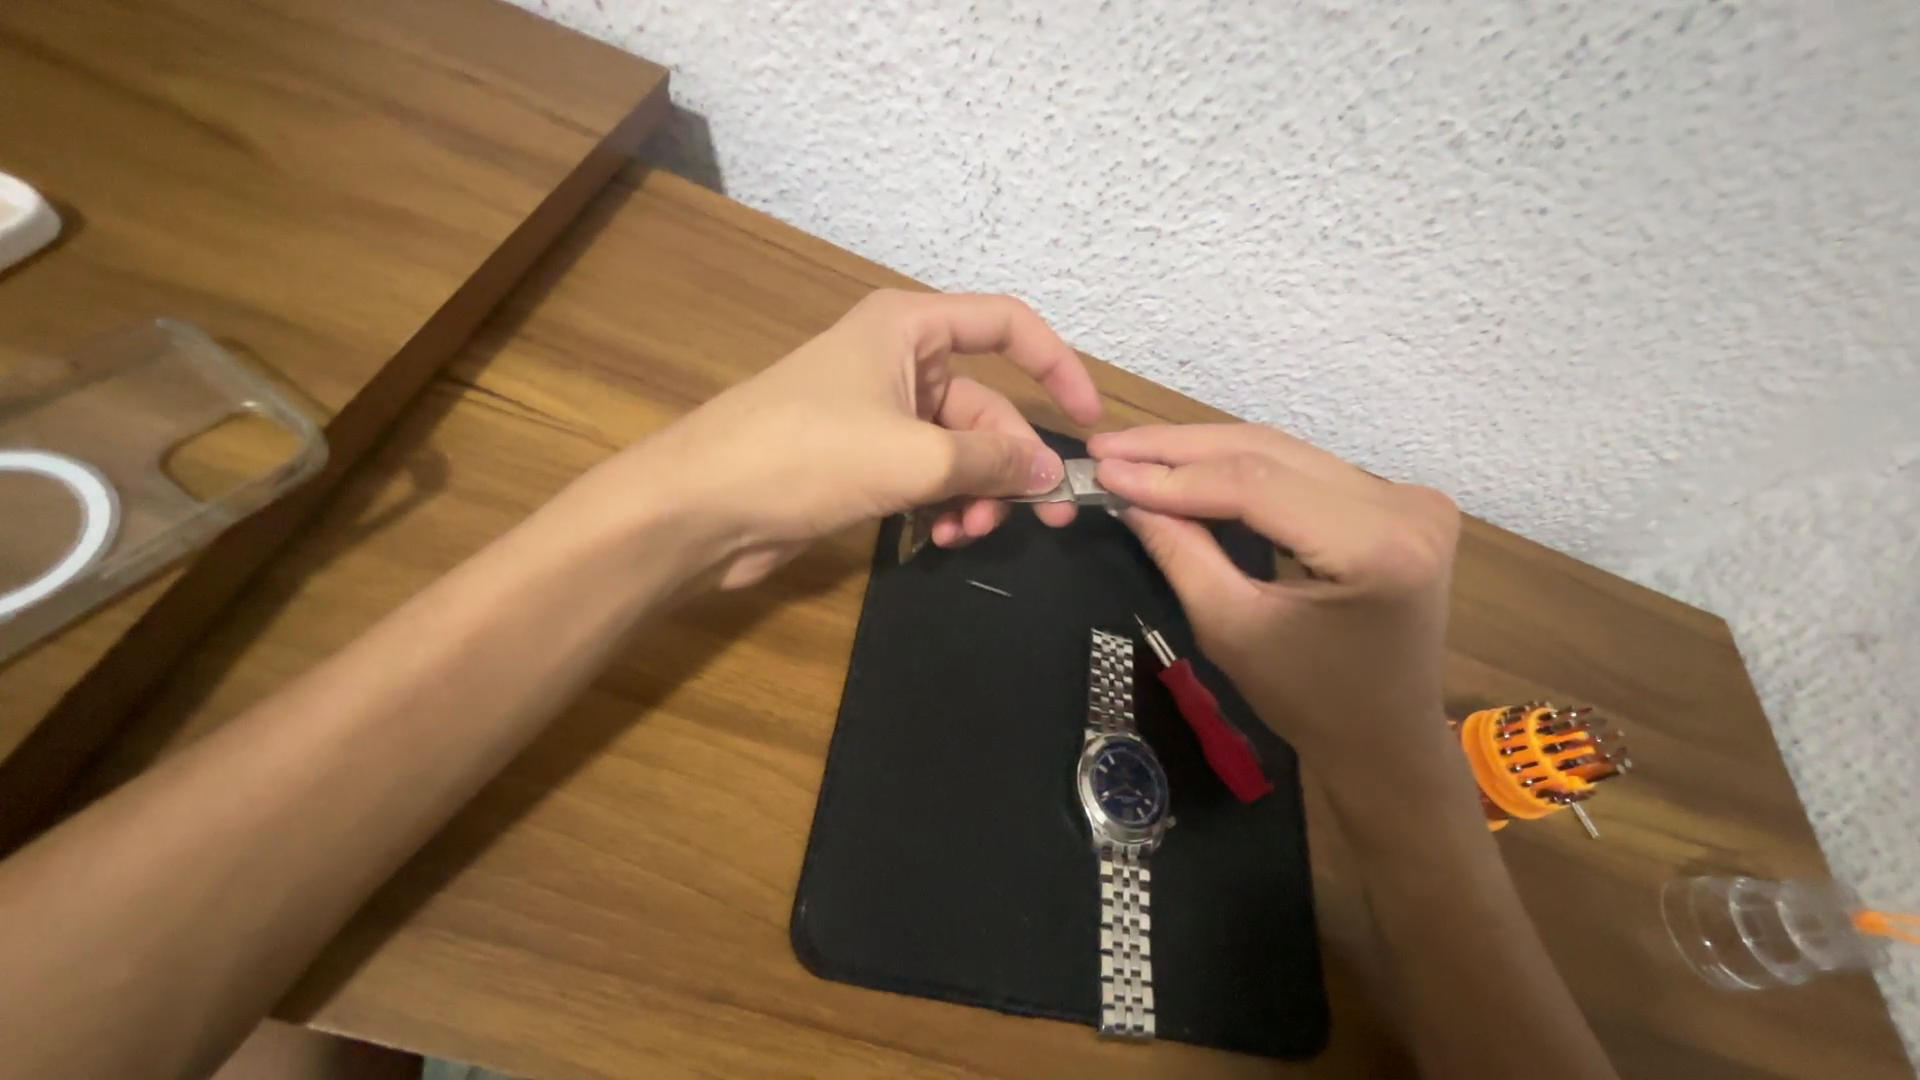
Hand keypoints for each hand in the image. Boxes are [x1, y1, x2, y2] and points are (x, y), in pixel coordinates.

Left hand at [590, 290, 1102, 588]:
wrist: (701, 508)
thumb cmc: (808, 456)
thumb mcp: (915, 455)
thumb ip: (991, 459)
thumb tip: (1049, 471)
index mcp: (909, 328)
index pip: (1007, 326)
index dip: (1058, 366)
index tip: (1091, 420)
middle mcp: (899, 361)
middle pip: (985, 406)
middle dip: (1010, 463)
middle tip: (1046, 518)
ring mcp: (879, 413)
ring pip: (958, 450)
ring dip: (975, 493)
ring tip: (969, 533)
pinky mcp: (862, 459)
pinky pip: (927, 475)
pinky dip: (942, 505)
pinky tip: (941, 537)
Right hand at [1088, 424, 1459, 773]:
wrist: (1380, 735)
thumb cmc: (1306, 699)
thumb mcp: (1229, 627)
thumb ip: (1179, 551)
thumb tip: (1126, 493)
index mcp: (1376, 545)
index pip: (1254, 483)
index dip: (1172, 475)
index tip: (1104, 469)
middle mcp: (1402, 505)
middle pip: (1268, 451)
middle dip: (1178, 448)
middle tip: (1108, 447)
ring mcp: (1405, 498)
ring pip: (1281, 451)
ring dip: (1202, 451)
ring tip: (1134, 452)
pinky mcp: (1394, 501)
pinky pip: (1299, 469)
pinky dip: (1237, 467)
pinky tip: (1187, 466)